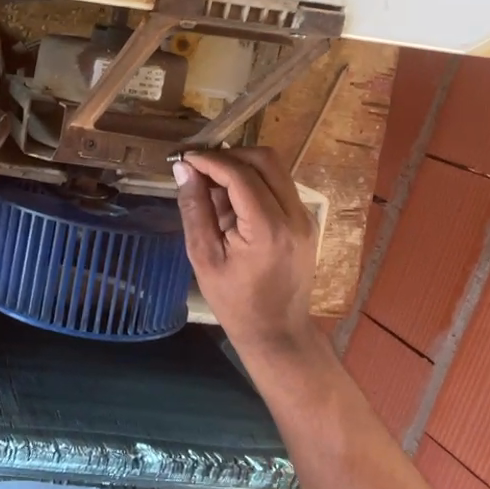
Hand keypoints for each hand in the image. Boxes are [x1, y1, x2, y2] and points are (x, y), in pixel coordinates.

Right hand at [175, 148, 318, 357]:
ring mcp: (305, 218)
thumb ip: (194, 209)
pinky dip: (253, 182)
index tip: (184, 158)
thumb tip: (184, 169)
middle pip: (265, 159)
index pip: (240, 174)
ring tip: (212, 186)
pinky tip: (230, 202)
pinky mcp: (306, 221)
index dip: (209, 160)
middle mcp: (294, 216)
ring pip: (275, 169)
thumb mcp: (203, 257)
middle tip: (199, 167)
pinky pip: (279, 186)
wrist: (278, 332)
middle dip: (228, 156)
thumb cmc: (235, 301)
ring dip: (241, 167)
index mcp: (268, 229)